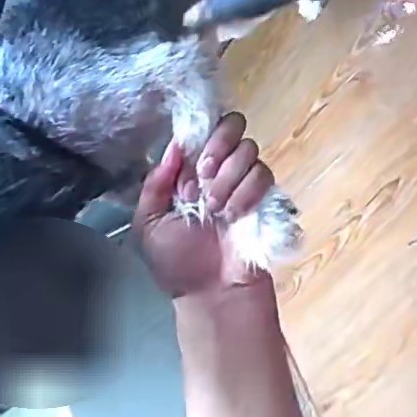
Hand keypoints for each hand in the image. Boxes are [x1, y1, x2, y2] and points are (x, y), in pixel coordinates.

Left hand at [132, 113, 276, 298]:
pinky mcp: (266, 191)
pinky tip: (234, 215)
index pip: (203, 129)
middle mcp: (220, 166)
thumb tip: (175, 145)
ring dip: (228, 179)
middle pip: (232, 123)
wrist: (211, 292)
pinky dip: (246, 194)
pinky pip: (262, 173)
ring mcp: (245, 177)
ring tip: (215, 209)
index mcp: (191, 170)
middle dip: (220, 145)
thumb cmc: (178, 262)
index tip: (193, 161)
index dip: (200, 137)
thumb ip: (155, 184)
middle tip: (206, 174)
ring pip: (248, 149)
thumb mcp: (150, 226)